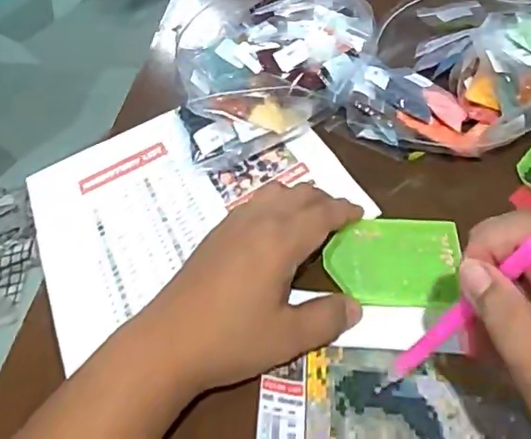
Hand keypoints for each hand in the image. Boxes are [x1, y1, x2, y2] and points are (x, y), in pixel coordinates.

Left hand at [120, 182, 363, 393]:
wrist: (169, 338)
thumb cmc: (231, 338)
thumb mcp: (286, 338)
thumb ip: (325, 318)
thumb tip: (355, 305)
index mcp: (280, 239)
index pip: (321, 213)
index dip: (344, 210)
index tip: (361, 212)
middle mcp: (259, 219)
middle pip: (300, 194)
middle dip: (325, 200)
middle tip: (341, 218)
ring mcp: (235, 221)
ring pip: (275, 191)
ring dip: (299, 197)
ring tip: (310, 218)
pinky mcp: (218, 230)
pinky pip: (256, 200)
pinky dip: (276, 203)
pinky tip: (273, 228)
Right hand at [460, 213, 530, 438]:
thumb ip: (510, 323)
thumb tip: (468, 264)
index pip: (522, 230)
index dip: (483, 249)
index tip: (464, 299)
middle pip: (525, 249)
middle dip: (489, 281)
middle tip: (472, 334)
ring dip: (503, 304)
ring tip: (490, 353)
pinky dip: (524, 319)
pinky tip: (518, 357)